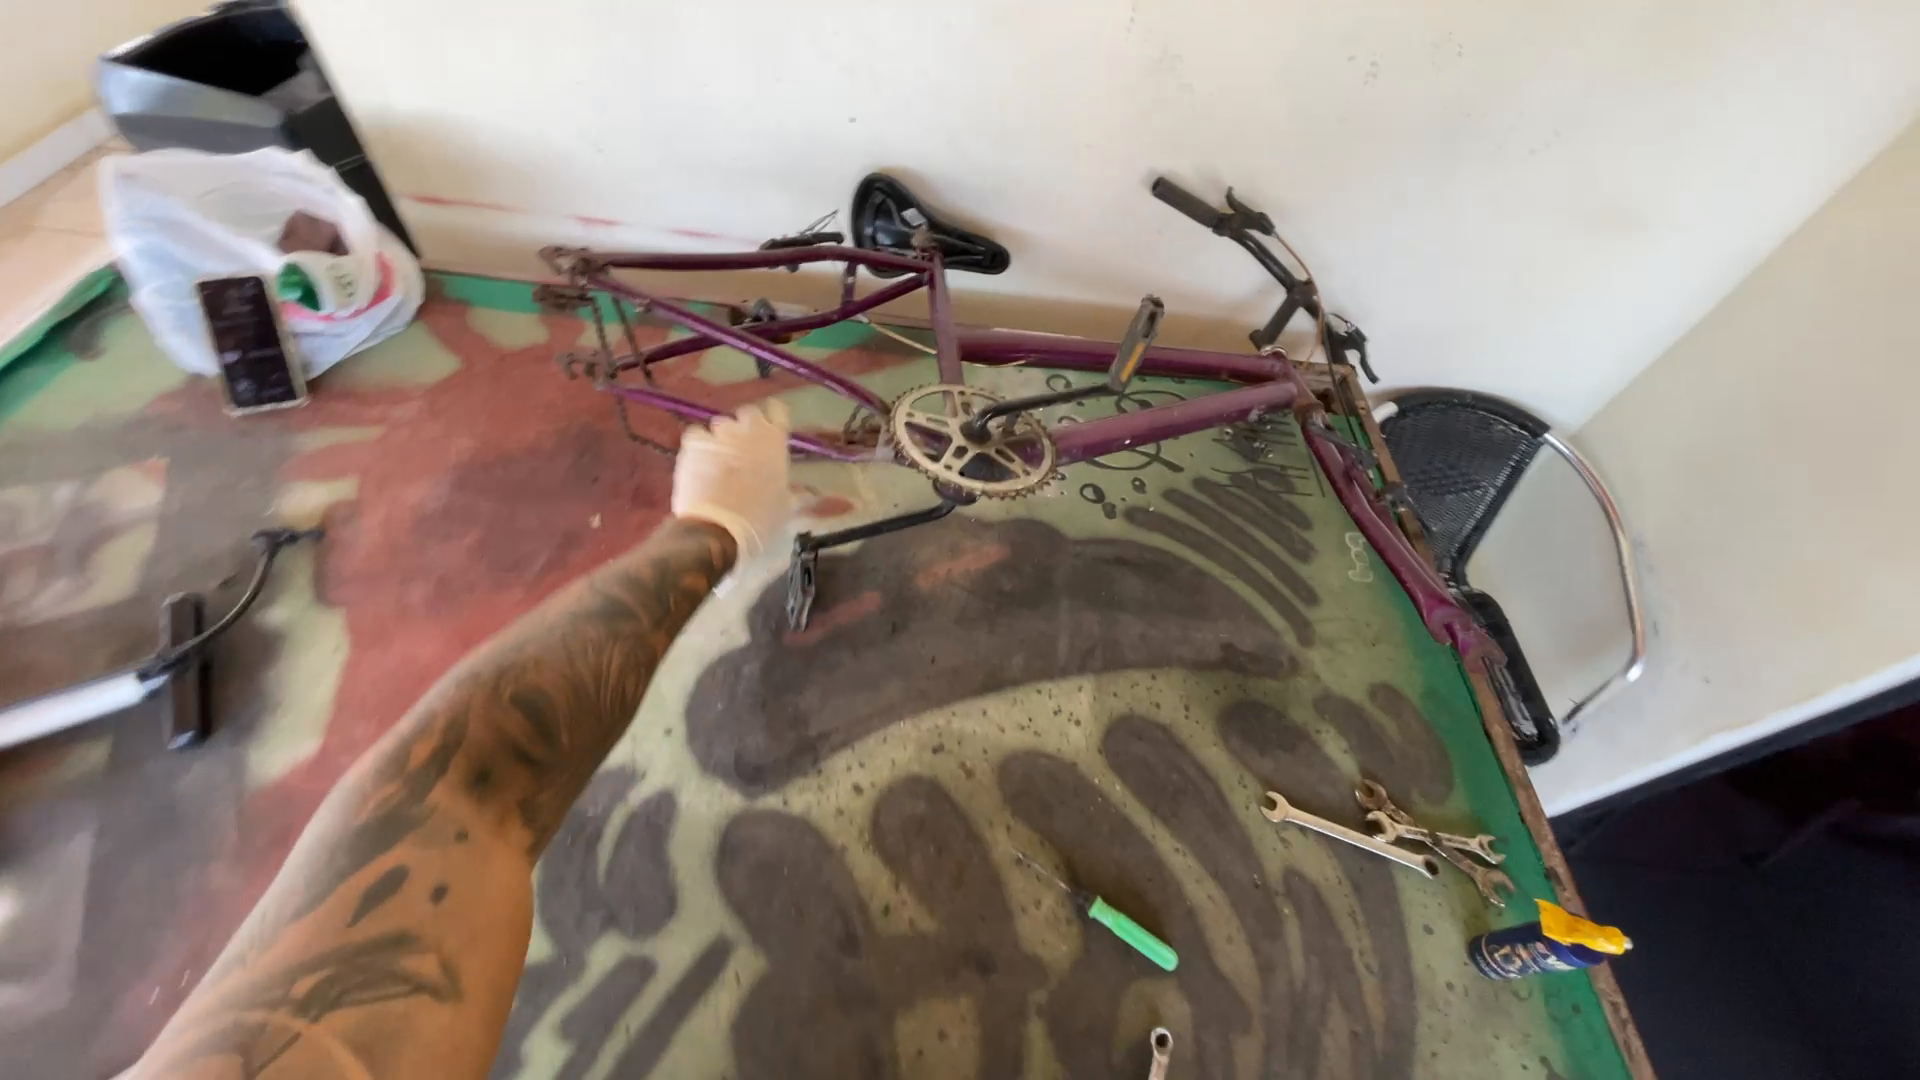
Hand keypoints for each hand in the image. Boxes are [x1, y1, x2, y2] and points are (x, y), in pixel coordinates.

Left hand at [671, 400, 792, 559]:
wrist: (718, 529)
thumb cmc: (760, 520)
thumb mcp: (785, 509)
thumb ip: (795, 495)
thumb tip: (809, 493)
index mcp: (776, 443)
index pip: (779, 412)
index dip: (775, 418)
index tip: (772, 427)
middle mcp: (749, 431)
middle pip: (749, 414)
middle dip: (747, 427)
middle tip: (745, 448)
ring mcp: (720, 436)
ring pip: (722, 425)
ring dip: (723, 438)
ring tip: (720, 458)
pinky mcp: (694, 444)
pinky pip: (697, 436)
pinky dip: (699, 447)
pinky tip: (699, 462)